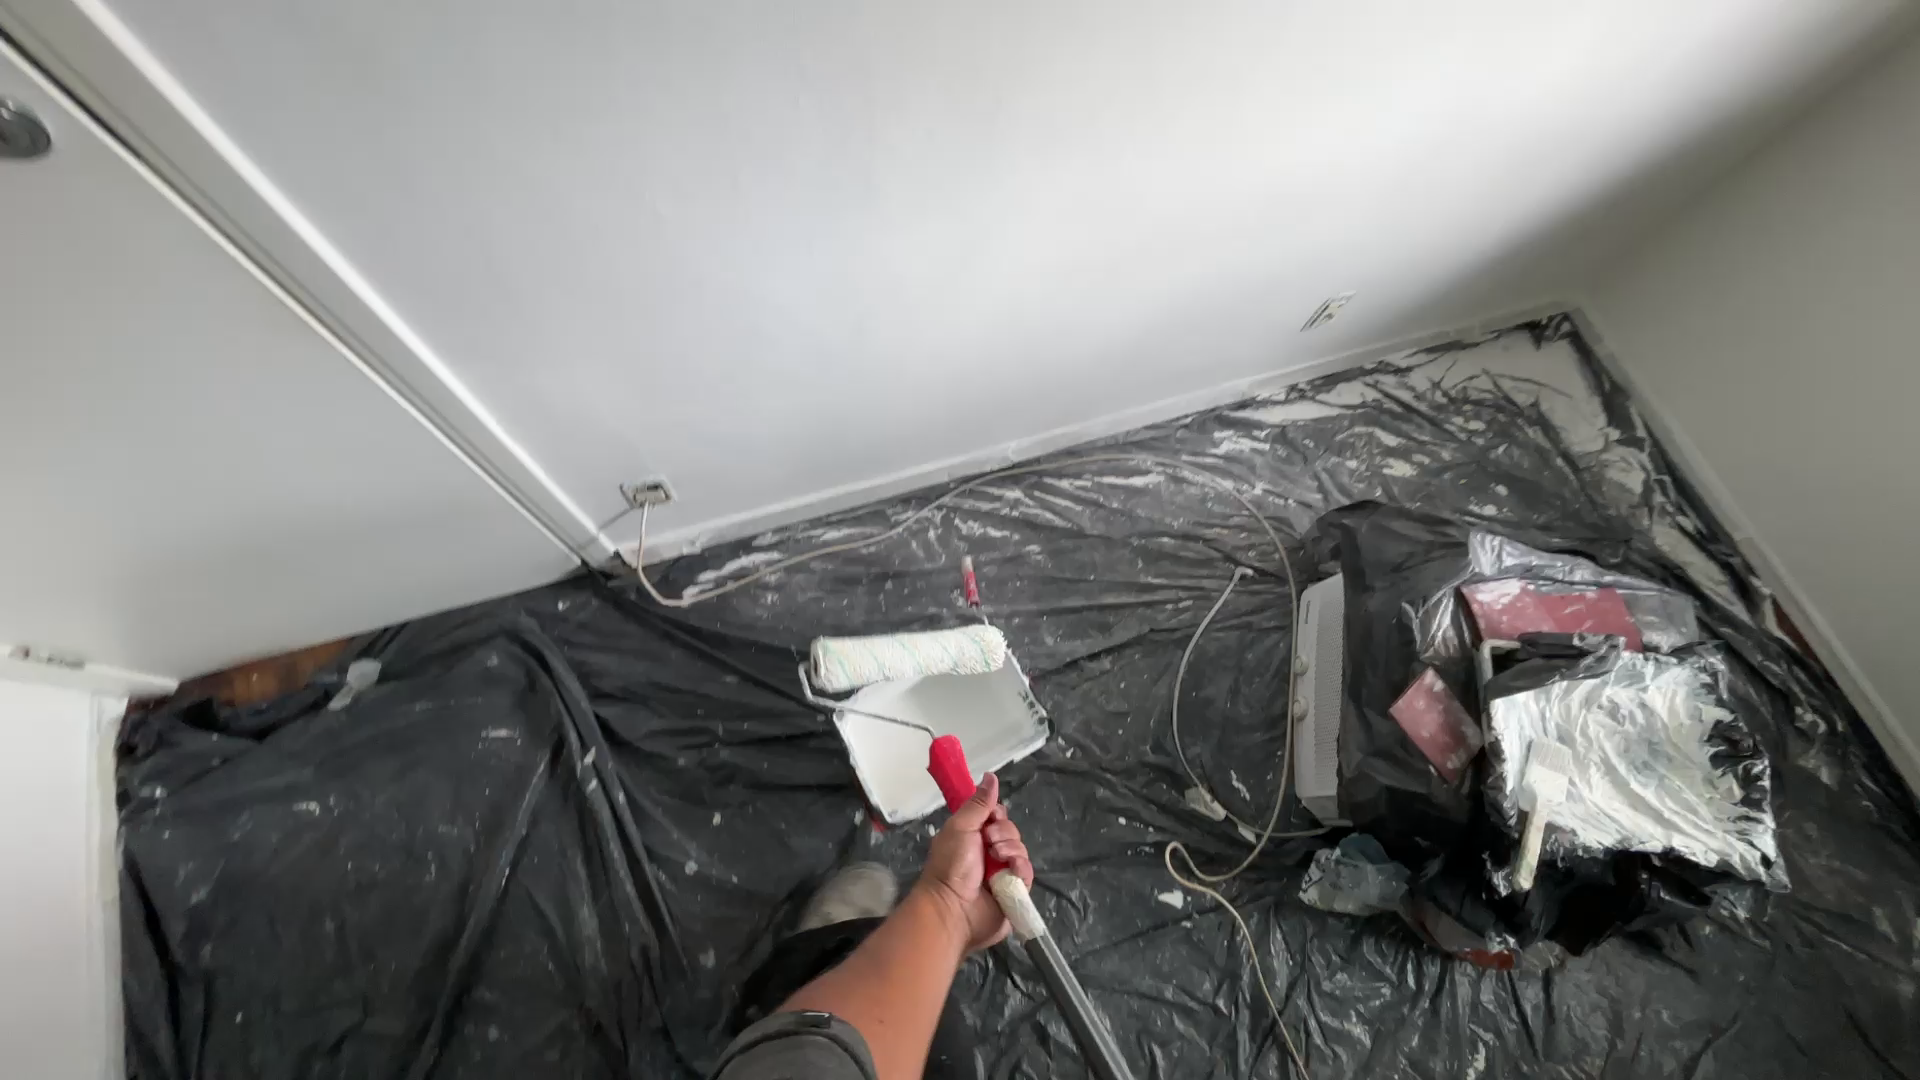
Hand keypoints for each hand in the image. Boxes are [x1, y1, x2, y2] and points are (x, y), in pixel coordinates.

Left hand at [913, 773, 1034, 951]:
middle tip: (989, 843)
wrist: (952, 909)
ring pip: (1020, 850)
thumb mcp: (961, 827)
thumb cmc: (951, 865)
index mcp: (973, 835)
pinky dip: (1021, 869)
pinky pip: (1026, 872)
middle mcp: (988, 852)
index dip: (997, 815)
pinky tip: (1011, 872)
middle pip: (1011, 831)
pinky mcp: (1014, 891)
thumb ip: (979, 803)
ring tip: (997, 859)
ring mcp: (1001, 872)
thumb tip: (991, 775)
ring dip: (1011, 850)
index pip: (996, 816)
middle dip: (1003, 833)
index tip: (990, 818)